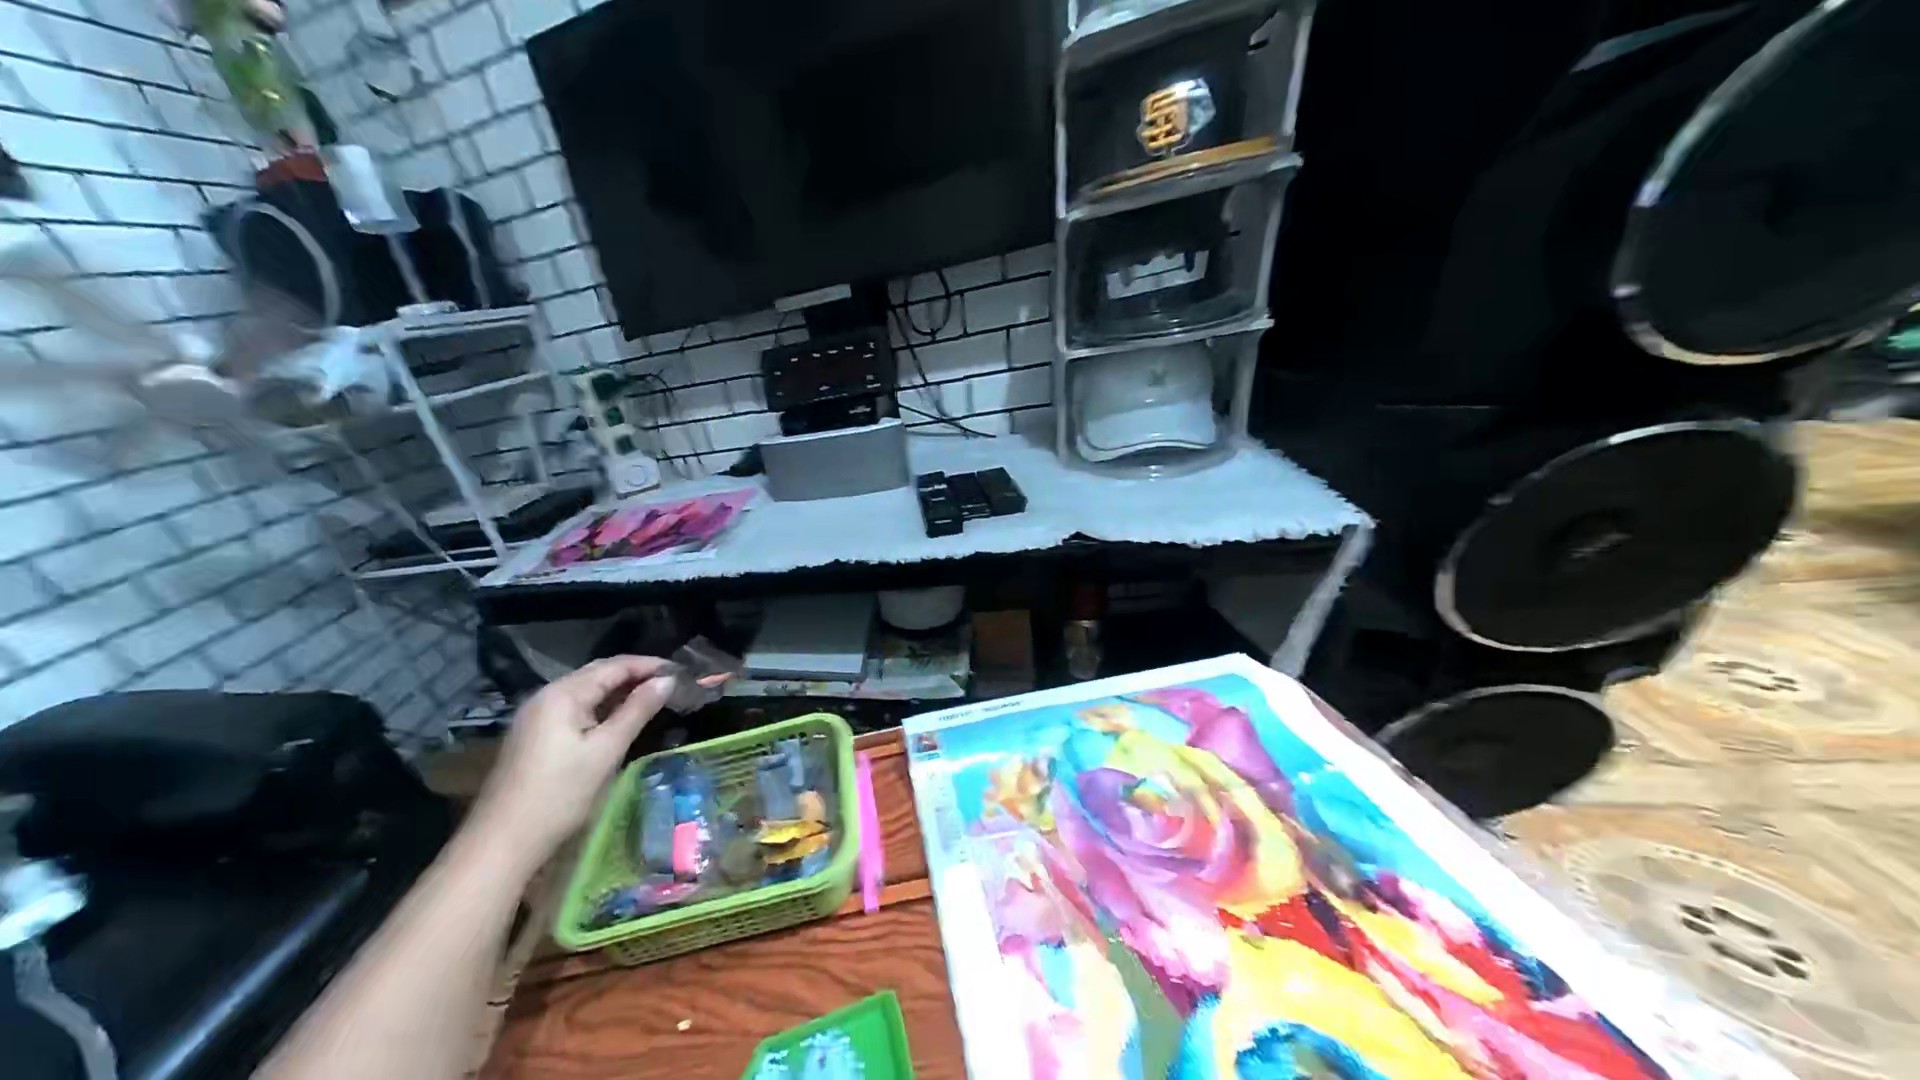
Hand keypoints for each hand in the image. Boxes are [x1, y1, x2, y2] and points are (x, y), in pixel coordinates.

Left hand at [469, 656, 678, 859]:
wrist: (502, 842)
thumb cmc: (560, 794)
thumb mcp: (606, 750)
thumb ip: (637, 710)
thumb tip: (667, 680)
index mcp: (563, 693)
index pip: (615, 666)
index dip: (650, 665)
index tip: (681, 672)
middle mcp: (547, 695)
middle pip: (599, 673)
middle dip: (636, 674)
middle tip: (672, 683)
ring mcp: (537, 715)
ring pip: (587, 691)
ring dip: (620, 690)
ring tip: (653, 697)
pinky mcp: (535, 734)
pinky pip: (576, 707)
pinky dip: (603, 706)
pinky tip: (620, 717)